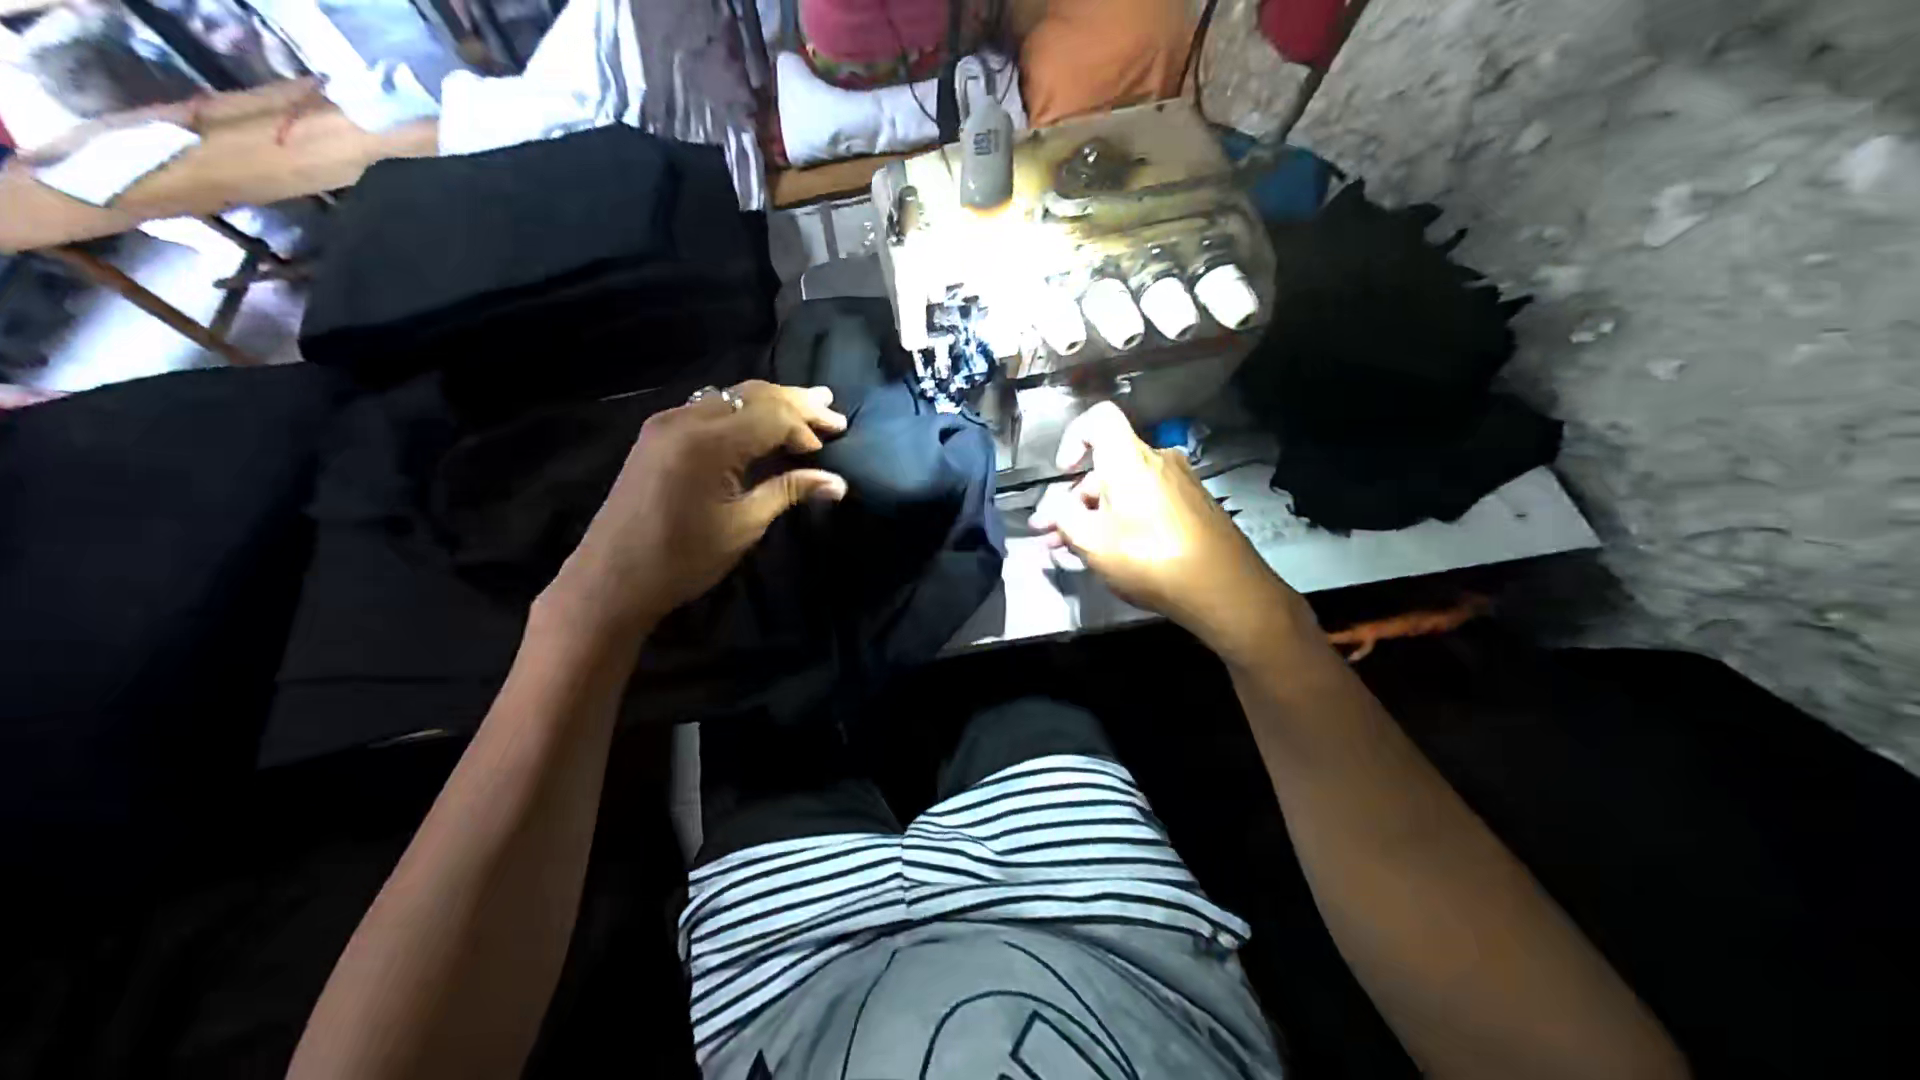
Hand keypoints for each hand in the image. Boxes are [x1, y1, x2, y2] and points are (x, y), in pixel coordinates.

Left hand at [543, 381, 848, 634]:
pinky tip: (760, 423)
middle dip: (794, 402)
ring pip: (730, 396)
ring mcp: (666, 423)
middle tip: (831, 409)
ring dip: (769, 402)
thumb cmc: (682, 559)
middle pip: (752, 395)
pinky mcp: (657, 435)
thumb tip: (838, 482)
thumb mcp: (744, 526)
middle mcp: (685, 420)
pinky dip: (741, 411)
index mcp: (707, 443)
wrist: (611, 579)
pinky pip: (708, 408)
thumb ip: (789, 491)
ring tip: (805, 407)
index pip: (771, 415)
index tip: (829, 447)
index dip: (805, 428)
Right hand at [1029, 402, 1312, 657]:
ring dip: (1094, 515)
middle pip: (1106, 465)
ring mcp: (1179, 483)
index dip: (1072, 438)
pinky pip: (1146, 502)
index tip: (1063, 473)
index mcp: (1130, 459)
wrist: (1224, 589)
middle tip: (1051, 534)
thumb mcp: (1092, 543)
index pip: (1098, 419)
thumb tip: (1057, 511)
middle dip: (1073, 499)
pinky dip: (1122, 520)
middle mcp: (1157, 461)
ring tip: (1071, 550)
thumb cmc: (1151, 558)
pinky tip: (1109, 552)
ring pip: (1124, 489)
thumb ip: (1064, 519)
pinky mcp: (1192, 506)